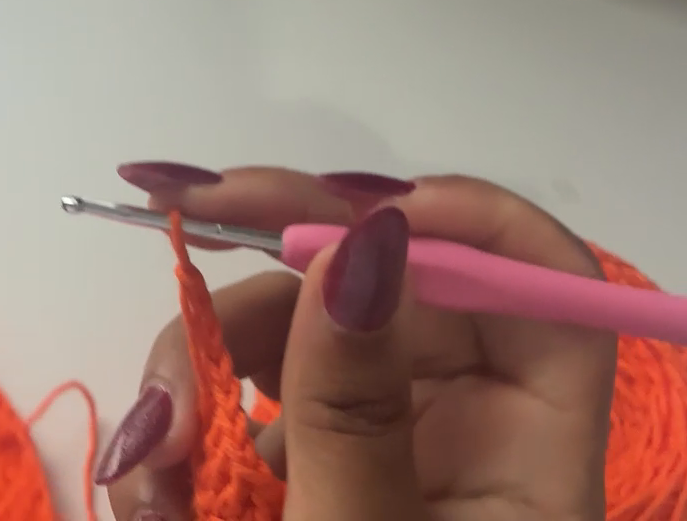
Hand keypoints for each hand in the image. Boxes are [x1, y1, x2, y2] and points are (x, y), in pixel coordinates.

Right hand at [99, 167, 616, 520]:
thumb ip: (356, 414)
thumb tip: (361, 243)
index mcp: (522, 456)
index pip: (542, 289)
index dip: (463, 217)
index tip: (346, 207)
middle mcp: (450, 428)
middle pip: (373, 279)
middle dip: (263, 258)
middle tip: (175, 204)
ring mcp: (365, 439)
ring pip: (282, 328)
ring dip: (195, 364)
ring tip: (144, 470)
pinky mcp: (294, 461)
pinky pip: (237, 390)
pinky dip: (182, 418)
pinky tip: (144, 483)